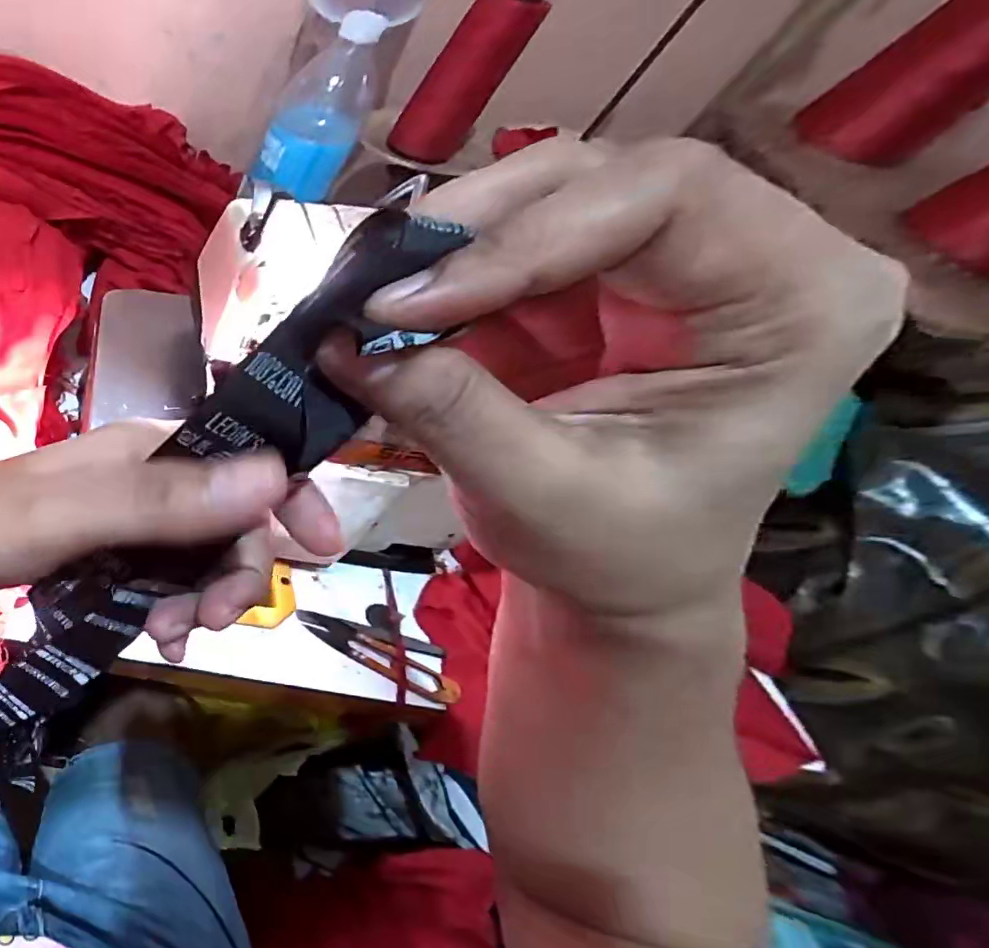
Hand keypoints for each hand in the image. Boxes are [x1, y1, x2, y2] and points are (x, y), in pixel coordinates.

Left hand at [0, 422, 339, 656]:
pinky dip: (172, 610)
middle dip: (234, 577)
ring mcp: (136, 518)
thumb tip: (272, 474)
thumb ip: (165, 499)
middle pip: (231, 524)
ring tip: (169, 637)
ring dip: (200, 603)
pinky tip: (157, 637)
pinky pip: (167, 581)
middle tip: (209, 623)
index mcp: (152, 448)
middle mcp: (155, 478)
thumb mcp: (76, 513)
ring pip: (201, 559)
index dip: (291, 499)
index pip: (247, 460)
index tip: (323, 549)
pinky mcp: (118, 552)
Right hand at [320, 137, 905, 619]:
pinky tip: (376, 320)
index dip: (517, 239)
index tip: (402, 307)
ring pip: (528, 205)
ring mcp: (643, 269)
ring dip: (432, 253)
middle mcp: (730, 255)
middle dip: (463, 232)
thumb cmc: (611, 551)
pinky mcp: (572, 295)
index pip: (660, 198)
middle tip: (365, 288)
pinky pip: (488, 260)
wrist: (612, 582)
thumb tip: (347, 349)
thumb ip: (451, 414)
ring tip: (356, 303)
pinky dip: (424, 287)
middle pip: (588, 180)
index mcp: (788, 299)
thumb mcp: (536, 493)